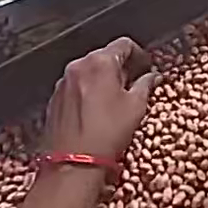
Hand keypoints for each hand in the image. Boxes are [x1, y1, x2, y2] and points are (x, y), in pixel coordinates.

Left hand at [42, 37, 158, 161]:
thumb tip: (153, 77)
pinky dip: (88, 90)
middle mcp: (78, 67)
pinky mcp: (55, 99)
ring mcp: (63, 83)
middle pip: (104, 56)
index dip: (139, 54)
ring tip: (116, 98)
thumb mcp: (135, 107)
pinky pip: (76, 86)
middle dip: (121, 66)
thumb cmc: (107, 133)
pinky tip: (97, 109)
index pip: (124, 44)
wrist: (73, 163)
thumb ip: (145, 85)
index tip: (146, 66)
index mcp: (100, 63)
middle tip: (134, 82)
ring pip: (89, 71)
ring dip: (104, 78)